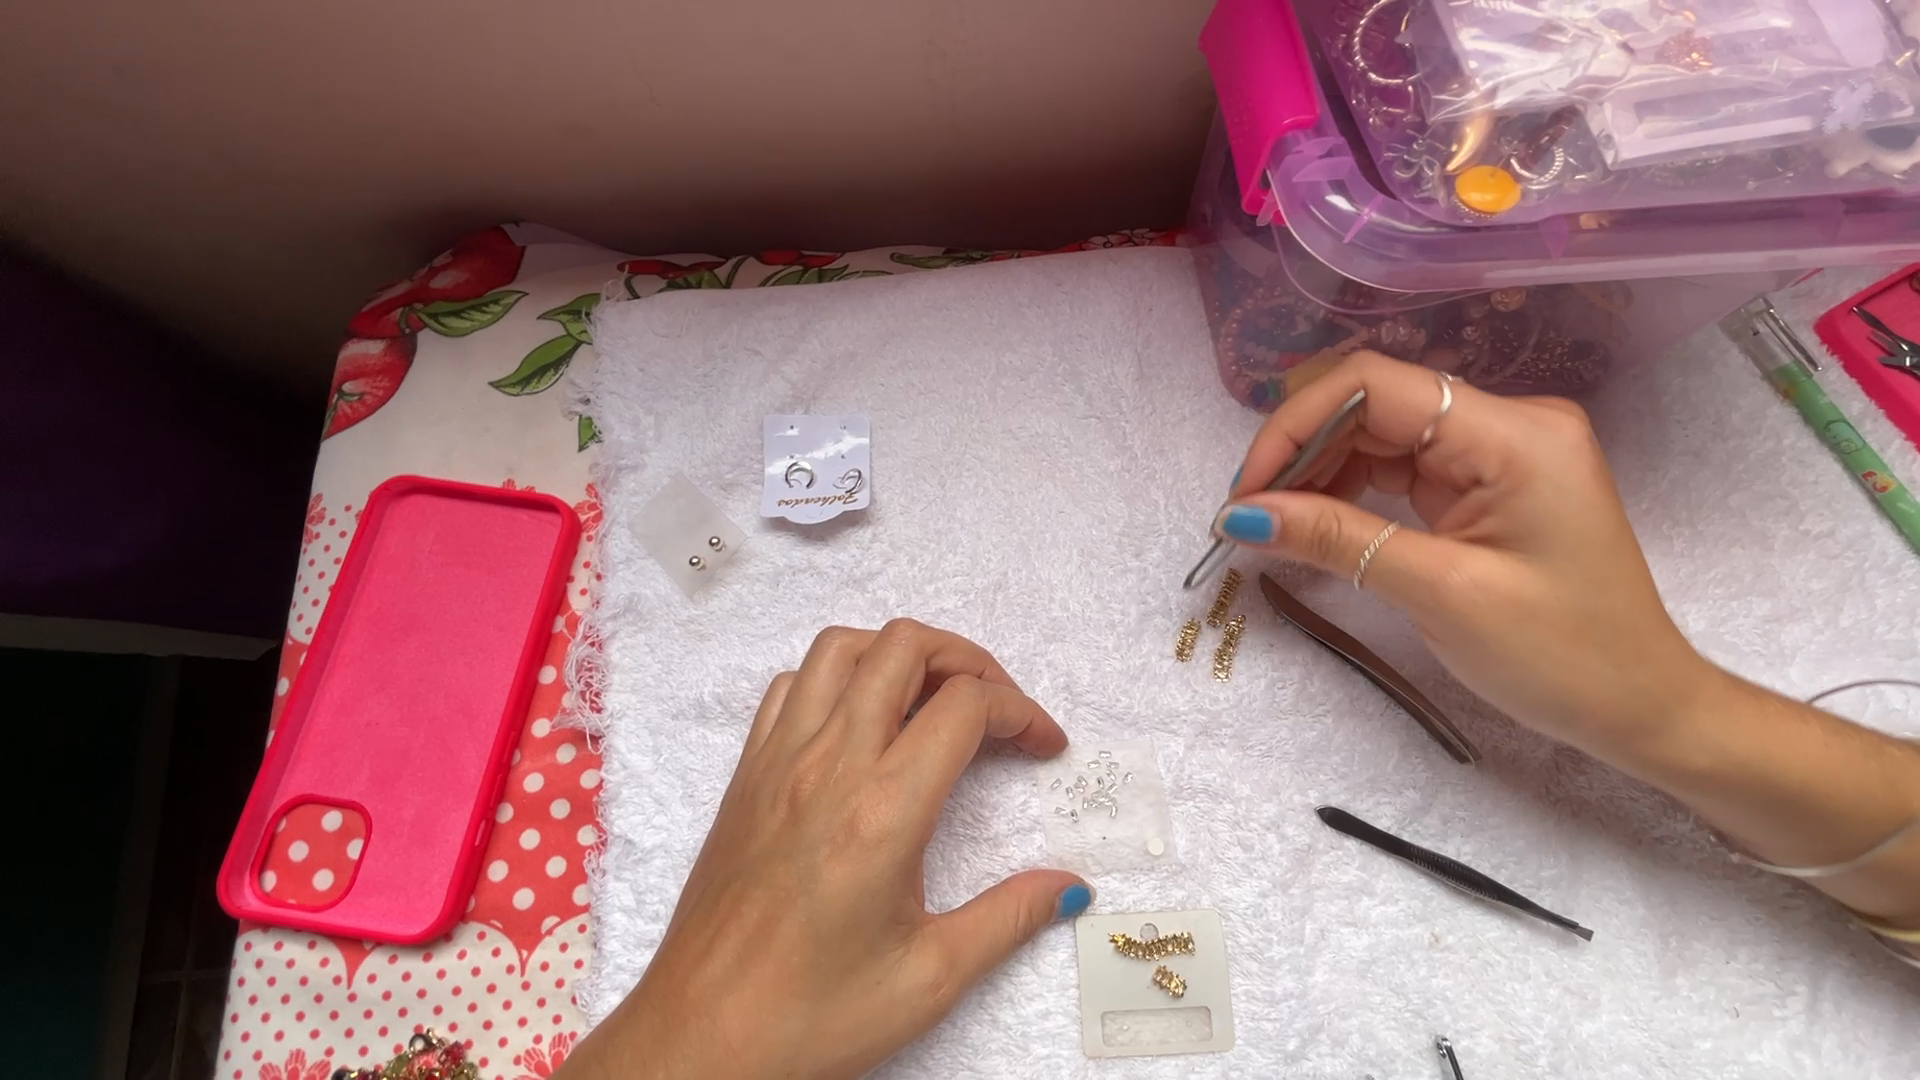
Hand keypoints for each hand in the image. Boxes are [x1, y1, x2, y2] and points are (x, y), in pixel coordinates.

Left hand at [556, 620, 1091, 1079]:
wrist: (694, 1042)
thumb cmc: (809, 1017)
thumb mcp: (928, 978)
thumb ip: (1010, 917)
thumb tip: (1073, 888)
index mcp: (883, 809)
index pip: (966, 706)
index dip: (1022, 712)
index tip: (1045, 747)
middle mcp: (829, 762)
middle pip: (904, 646)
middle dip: (968, 659)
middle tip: (998, 706)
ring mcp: (779, 756)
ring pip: (842, 647)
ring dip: (899, 654)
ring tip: (933, 697)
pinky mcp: (748, 769)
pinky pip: (792, 684)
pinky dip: (839, 676)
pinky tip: (860, 720)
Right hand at [1219, 351, 1716, 759]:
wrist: (1639, 708)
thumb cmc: (1558, 656)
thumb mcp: (1437, 593)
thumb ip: (1335, 539)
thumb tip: (1239, 514)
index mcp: (1514, 435)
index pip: (1375, 386)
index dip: (1295, 425)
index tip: (1245, 492)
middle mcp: (1504, 423)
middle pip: (1369, 404)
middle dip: (1297, 451)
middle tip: (1247, 515)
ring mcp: (1491, 450)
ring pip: (1372, 433)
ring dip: (1313, 472)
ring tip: (1272, 523)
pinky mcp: (1477, 480)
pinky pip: (1390, 465)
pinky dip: (1342, 490)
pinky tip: (1313, 522)